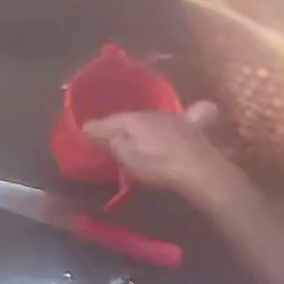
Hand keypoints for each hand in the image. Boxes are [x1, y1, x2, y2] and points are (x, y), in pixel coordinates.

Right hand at [85, 101, 231, 198]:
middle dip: (115, 125)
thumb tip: (92, 129)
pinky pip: (168, 123)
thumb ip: (110, 142)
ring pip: (148, 119)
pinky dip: (159, 127)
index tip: (82, 132)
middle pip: (128, 118)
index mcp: (134, 118)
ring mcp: (173, 119)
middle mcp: (152, 113)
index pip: (108, 120)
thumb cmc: (158, 165)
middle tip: (103, 134)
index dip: (94, 127)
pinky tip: (165, 126)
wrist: (201, 171)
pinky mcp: (189, 130)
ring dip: (136, 126)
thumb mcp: (127, 157)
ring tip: (129, 134)